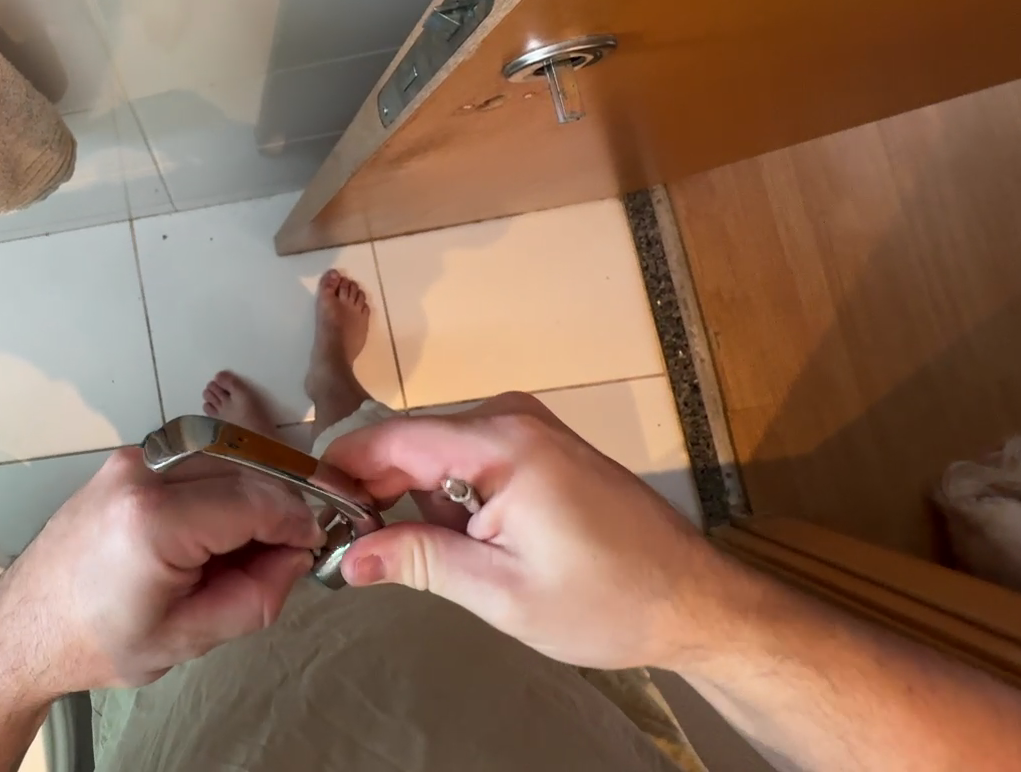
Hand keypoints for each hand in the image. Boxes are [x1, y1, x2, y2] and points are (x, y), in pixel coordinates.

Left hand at [0, 448, 324, 696]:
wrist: (28, 622)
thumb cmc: (100, 640)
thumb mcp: (189, 638)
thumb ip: (256, 594)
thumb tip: (297, 552)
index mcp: (156, 518)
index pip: (256, 498)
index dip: (296, 519)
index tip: (316, 542)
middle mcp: (142, 470)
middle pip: (241, 468)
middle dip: (275, 505)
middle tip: (284, 553)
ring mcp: (130, 458)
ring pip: (219, 458)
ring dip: (247, 493)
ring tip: (244, 548)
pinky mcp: (125, 460)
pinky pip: (191, 460)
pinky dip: (217, 487)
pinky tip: (212, 530)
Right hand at [324, 391, 740, 670]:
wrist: (701, 605)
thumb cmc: (606, 603)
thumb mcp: (501, 592)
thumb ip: (415, 561)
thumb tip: (345, 558)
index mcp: (500, 443)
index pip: (391, 439)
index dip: (345, 471)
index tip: (319, 512)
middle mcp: (507, 415)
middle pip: (410, 441)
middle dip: (383, 492)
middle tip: (371, 549)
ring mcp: (523, 421)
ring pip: (433, 449)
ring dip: (422, 498)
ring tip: (456, 553)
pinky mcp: (534, 437)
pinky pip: (463, 453)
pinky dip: (451, 492)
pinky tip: (479, 534)